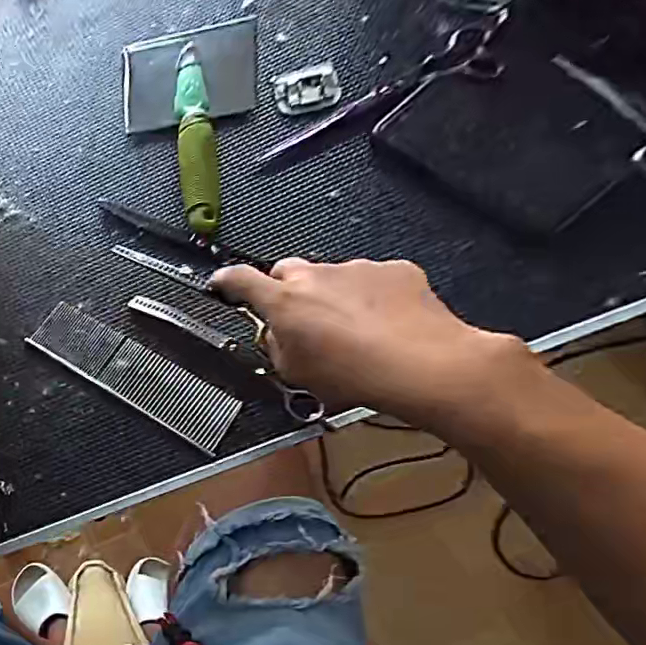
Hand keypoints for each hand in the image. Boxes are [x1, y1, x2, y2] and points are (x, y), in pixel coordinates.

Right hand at [212, 258, 532, 426]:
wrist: (424, 365)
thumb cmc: (358, 374)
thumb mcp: (294, 372)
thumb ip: (276, 345)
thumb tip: (277, 334)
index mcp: (283, 301)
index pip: (239, 279)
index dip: (225, 281)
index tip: (221, 282)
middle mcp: (316, 277)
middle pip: (287, 273)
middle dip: (288, 293)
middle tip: (299, 323)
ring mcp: (356, 270)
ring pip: (331, 278)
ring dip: (332, 298)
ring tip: (351, 334)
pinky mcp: (393, 271)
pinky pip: (370, 280)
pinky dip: (369, 298)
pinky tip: (380, 325)